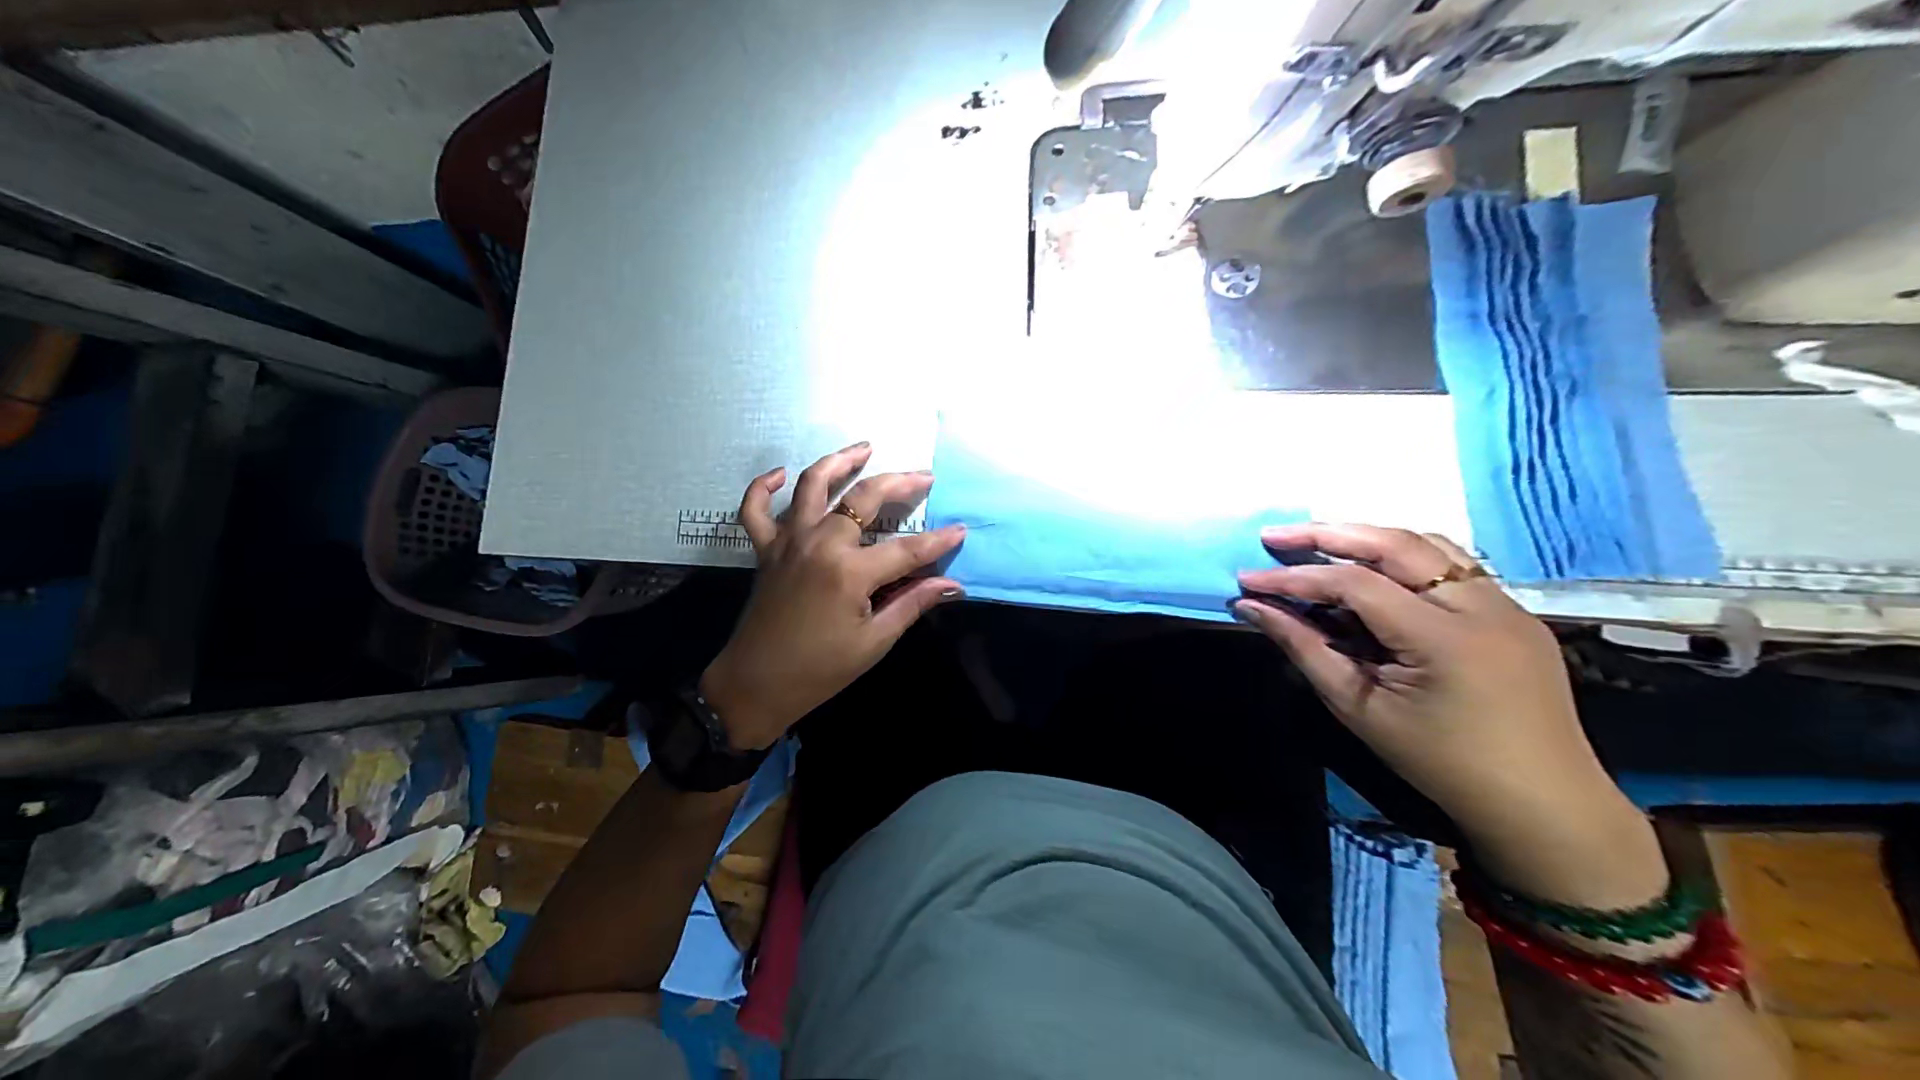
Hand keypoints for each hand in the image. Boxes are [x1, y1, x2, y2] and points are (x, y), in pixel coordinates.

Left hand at [700, 443, 966, 750]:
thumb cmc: (820, 670)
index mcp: (850, 572)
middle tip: (924, 477)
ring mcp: (788, 541)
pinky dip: (763, 487)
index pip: (908, 548)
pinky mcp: (765, 549)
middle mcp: (819, 544)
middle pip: (864, 498)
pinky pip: (755, 508)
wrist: (755, 684)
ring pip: (811, 484)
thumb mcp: (874, 642)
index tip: (961, 529)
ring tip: (864, 448)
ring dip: (839, 461)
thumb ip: (912, 604)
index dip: (939, 540)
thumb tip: (951, 584)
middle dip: (900, 483)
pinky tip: (781, 475)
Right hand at [1234, 524, 1666, 909]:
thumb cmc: (1439, 762)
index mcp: (1443, 638)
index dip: (1295, 577)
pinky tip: (1373, 567)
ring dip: (1368, 537)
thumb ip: (1304, 648)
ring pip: (1428, 544)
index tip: (1248, 579)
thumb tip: (1251, 607)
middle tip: (1275, 536)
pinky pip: (1452, 565)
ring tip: (1317, 542)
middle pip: (1394, 543)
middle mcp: (1481, 605)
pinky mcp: (1515, 611)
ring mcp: (1506, 603)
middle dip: (1327, 533)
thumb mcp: (1359, 708)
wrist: (1542, 802)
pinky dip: (1403, 556)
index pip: (1353, 584)